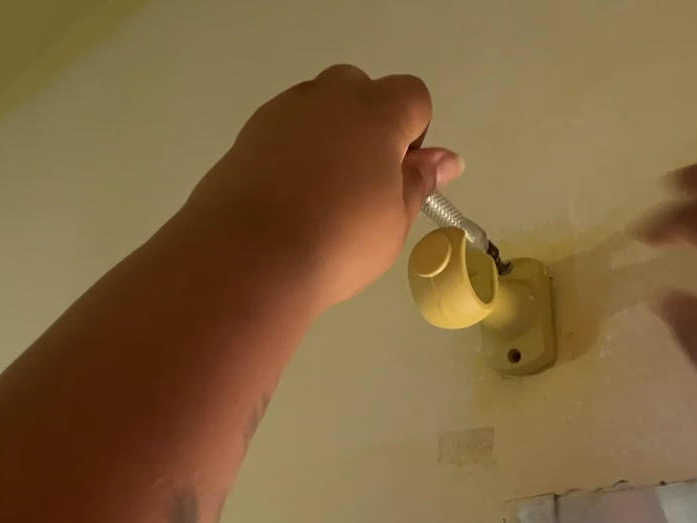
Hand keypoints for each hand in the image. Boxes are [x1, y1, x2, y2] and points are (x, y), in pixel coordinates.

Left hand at [183, 65, 461, 308]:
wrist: (253, 255)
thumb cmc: (340, 242)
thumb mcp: (394, 221)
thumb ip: (419, 182)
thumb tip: (447, 159)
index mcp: (376, 113)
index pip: (413, 96)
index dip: (415, 136)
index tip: (400, 179)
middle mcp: (329, 97)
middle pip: (362, 92)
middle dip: (369, 128)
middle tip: (362, 188)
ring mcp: (284, 110)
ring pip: (320, 110)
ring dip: (330, 140)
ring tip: (322, 200)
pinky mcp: (250, 134)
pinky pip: (286, 132)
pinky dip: (295, 155)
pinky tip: (290, 201)